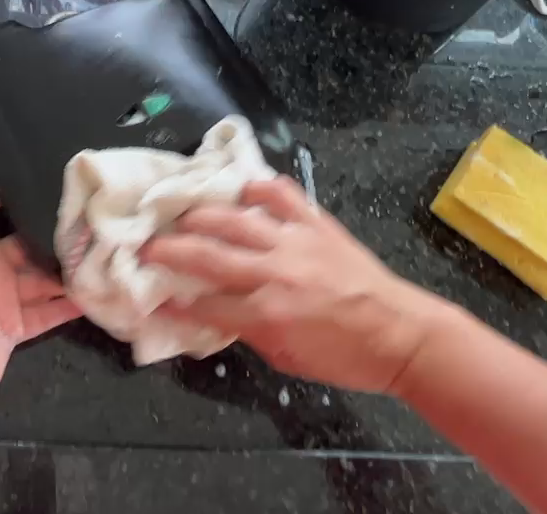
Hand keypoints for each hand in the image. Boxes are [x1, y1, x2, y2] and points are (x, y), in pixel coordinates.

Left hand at [0, 158, 81, 416]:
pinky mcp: (16, 325)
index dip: (10, 191)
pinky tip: (97, 292)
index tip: (46, 177)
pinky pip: (48, 309)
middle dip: (53, 231)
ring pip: (40, 275)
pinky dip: (68, 303)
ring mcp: (4, 296)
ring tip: (104, 252)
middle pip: (25, 241)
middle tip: (94, 218)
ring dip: (66, 268)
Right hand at [140, 176, 461, 394]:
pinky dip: (258, 187)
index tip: (149, 297)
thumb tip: (212, 310)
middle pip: (206, 255)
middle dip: (168, 249)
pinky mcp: (315, 223)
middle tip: (145, 244)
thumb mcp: (288, 358)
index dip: (171, 302)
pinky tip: (241, 186)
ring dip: (199, 214)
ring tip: (179, 213)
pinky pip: (280, 194)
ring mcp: (294, 242)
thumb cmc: (345, 357)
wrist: (401, 335)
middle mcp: (273, 272)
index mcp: (266, 314)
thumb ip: (247, 331)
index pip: (204, 304)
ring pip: (234, 218)